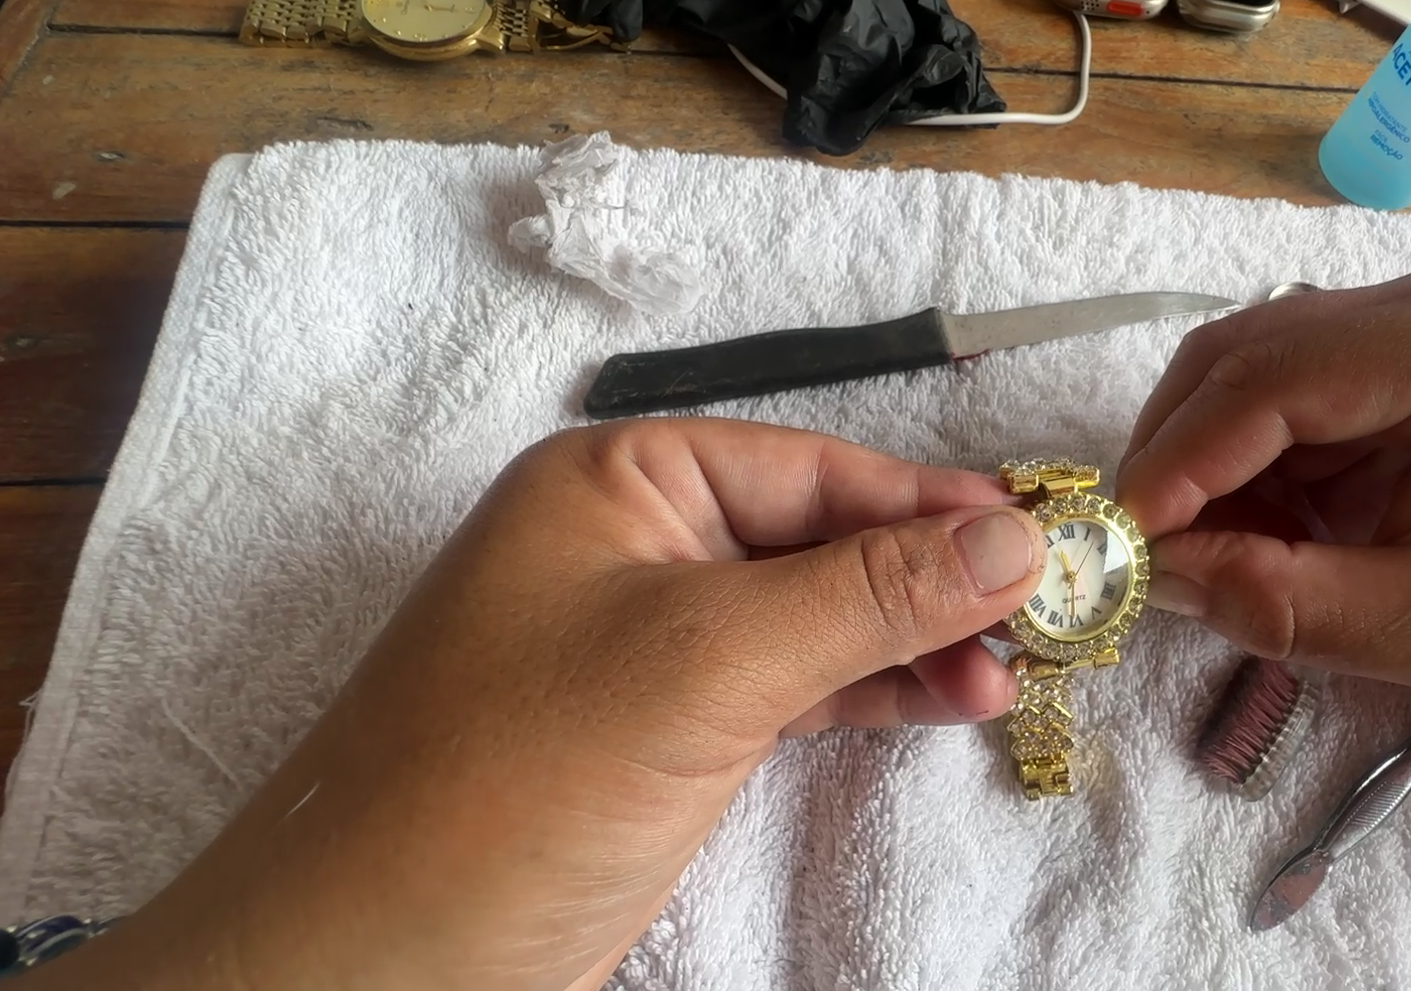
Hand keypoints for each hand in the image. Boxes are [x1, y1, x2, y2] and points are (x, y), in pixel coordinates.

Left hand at [36, 420, 1044, 990]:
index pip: (813, 472)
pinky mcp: (692, 713)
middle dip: (930, 579)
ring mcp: (675, 631)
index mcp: (630, 480)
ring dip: (918, 640)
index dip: (926, 501)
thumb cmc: (522, 775)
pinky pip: (810, 677)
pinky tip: (954, 696)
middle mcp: (653, 539)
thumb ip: (872, 593)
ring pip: (827, 614)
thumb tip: (1017, 540)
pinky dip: (880, 688)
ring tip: (1008, 669)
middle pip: (827, 541)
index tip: (1028, 530)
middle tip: (1036, 607)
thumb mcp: (713, 660)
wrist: (374, 986)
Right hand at [1116, 264, 1410, 720]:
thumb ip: (1299, 606)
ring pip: (1239, 374)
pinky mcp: (1379, 366)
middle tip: (1144, 544)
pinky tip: (1249, 529)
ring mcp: (1406, 326)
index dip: (1187, 453)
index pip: (1286, 372)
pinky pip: (1264, 406)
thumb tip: (1160, 576)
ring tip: (1205, 548)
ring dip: (1197, 465)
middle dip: (1177, 453)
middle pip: (1247, 353)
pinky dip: (1230, 472)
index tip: (1125, 536)